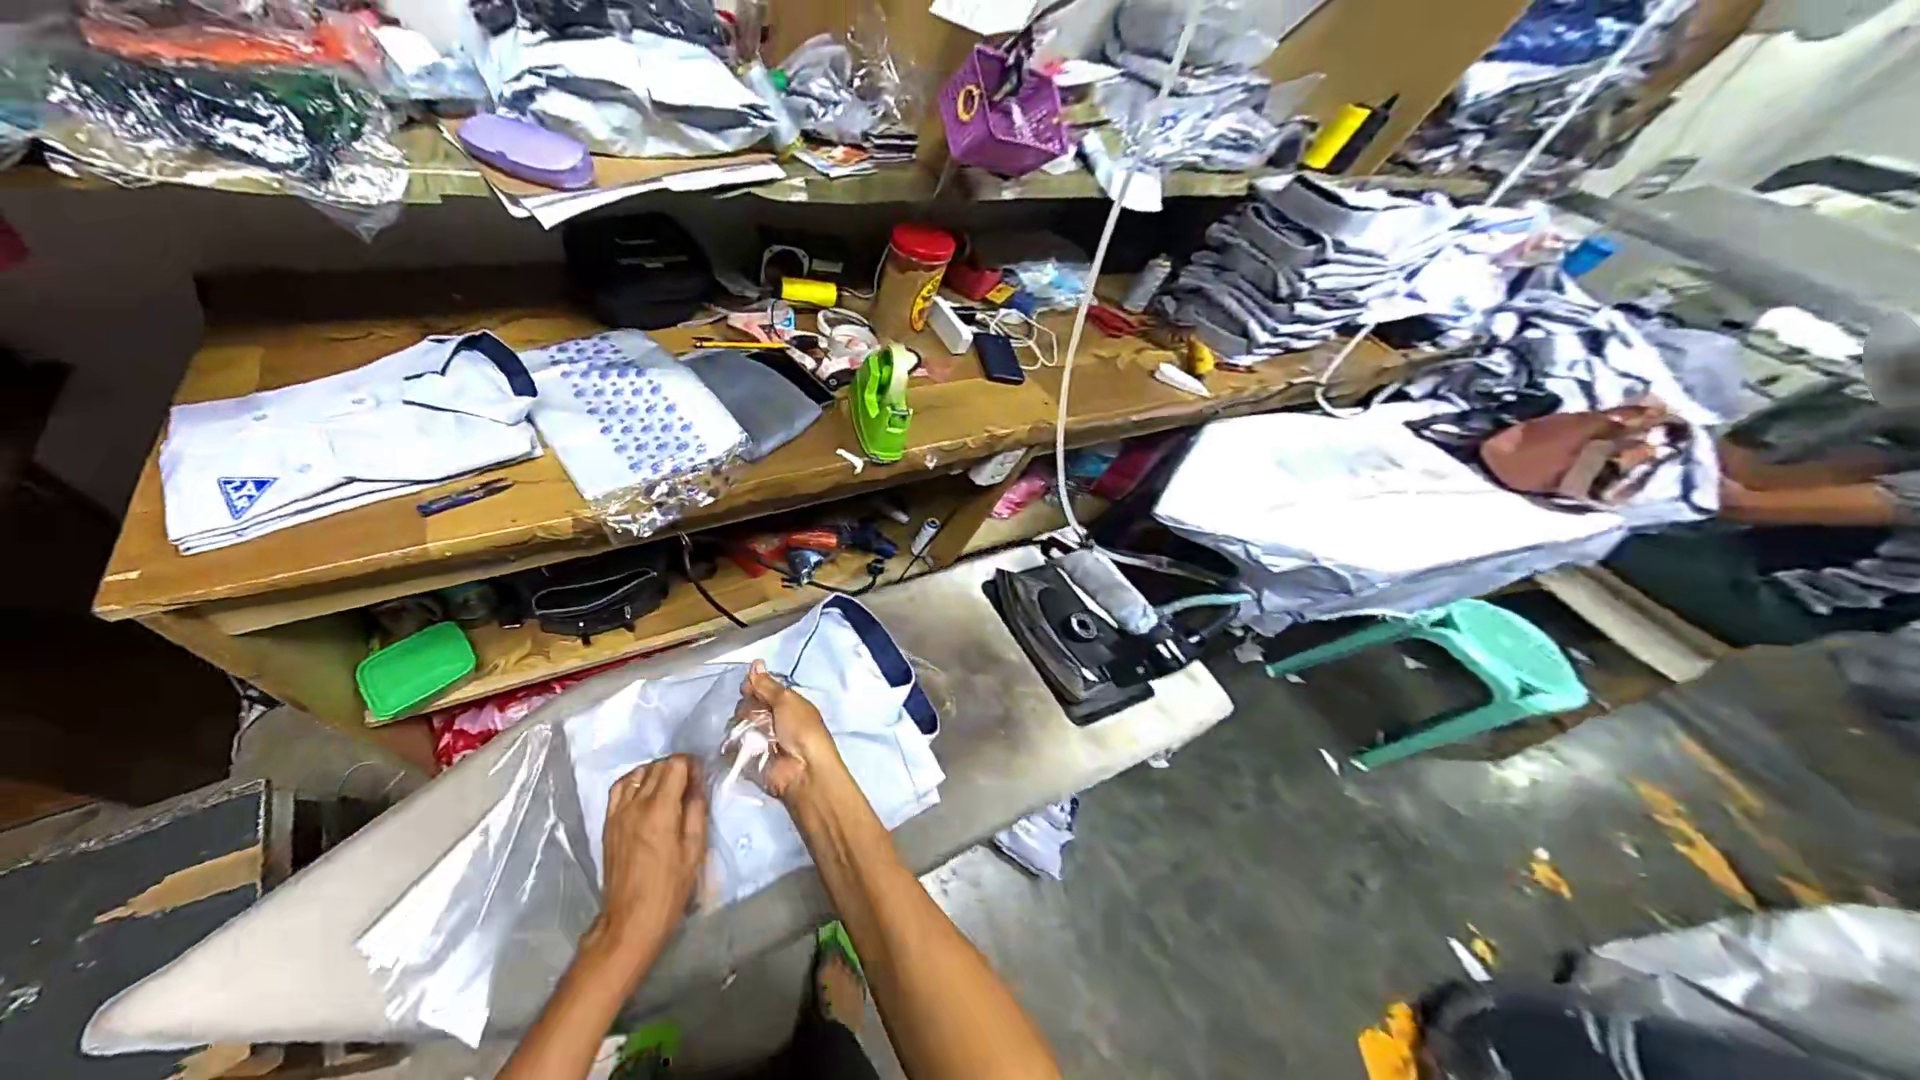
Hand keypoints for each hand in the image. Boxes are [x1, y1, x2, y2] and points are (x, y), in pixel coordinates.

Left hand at [595, 756, 707, 961]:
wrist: (631, 918)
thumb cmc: (670, 886)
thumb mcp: (695, 847)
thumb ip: (696, 808)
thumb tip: (698, 782)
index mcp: (660, 809)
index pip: (675, 765)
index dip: (691, 764)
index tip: (700, 774)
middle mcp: (636, 805)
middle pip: (657, 766)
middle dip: (676, 767)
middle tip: (690, 782)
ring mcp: (618, 813)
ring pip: (638, 774)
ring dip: (656, 772)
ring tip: (668, 787)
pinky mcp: (608, 823)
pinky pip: (619, 789)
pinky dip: (634, 782)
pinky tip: (645, 792)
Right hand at [741, 660, 839, 801]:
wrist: (802, 770)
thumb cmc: (801, 730)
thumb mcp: (787, 701)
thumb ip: (768, 685)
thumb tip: (756, 662)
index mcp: (783, 704)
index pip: (759, 689)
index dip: (752, 687)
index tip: (748, 688)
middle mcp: (769, 719)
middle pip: (745, 705)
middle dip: (748, 708)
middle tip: (759, 716)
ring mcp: (757, 739)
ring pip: (736, 723)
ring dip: (742, 725)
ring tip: (754, 734)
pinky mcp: (746, 757)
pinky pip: (730, 744)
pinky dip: (733, 743)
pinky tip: (742, 745)